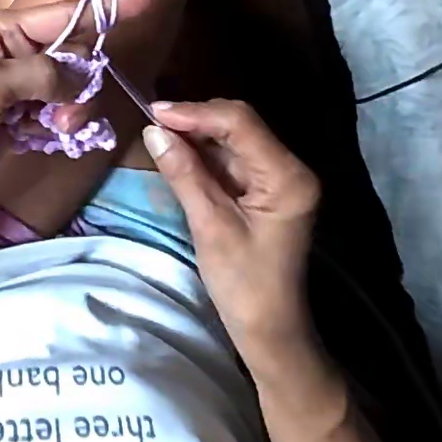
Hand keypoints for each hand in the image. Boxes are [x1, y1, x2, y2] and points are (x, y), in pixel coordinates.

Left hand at [0, 0, 151, 200]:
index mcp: (1, 30)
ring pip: (75, 88)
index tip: (147, 0)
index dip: (104, 8)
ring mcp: (24, 85)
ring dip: (72, 111)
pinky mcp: (28, 115)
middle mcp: (17, 51)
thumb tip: (78, 77)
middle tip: (64, 115)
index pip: (61, 14)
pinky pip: (65, 113)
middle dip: (81, 82)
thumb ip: (37, 73)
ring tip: (52, 130)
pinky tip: (44, 138)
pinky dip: (63, 126)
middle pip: (76, 54)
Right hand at [143, 100, 321, 372]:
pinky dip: (201, 150)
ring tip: (158, 133)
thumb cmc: (244, 283)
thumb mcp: (209, 225)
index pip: (240, 124)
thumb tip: (153, 131)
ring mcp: (277, 176)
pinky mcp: (263, 186)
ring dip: (195, 132)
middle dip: (195, 118)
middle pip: (239, 123)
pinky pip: (229, 155)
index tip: (154, 113)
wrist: (269, 328)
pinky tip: (177, 150)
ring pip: (231, 135)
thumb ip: (184, 173)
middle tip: (152, 122)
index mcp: (287, 177)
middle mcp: (289, 167)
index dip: (196, 113)